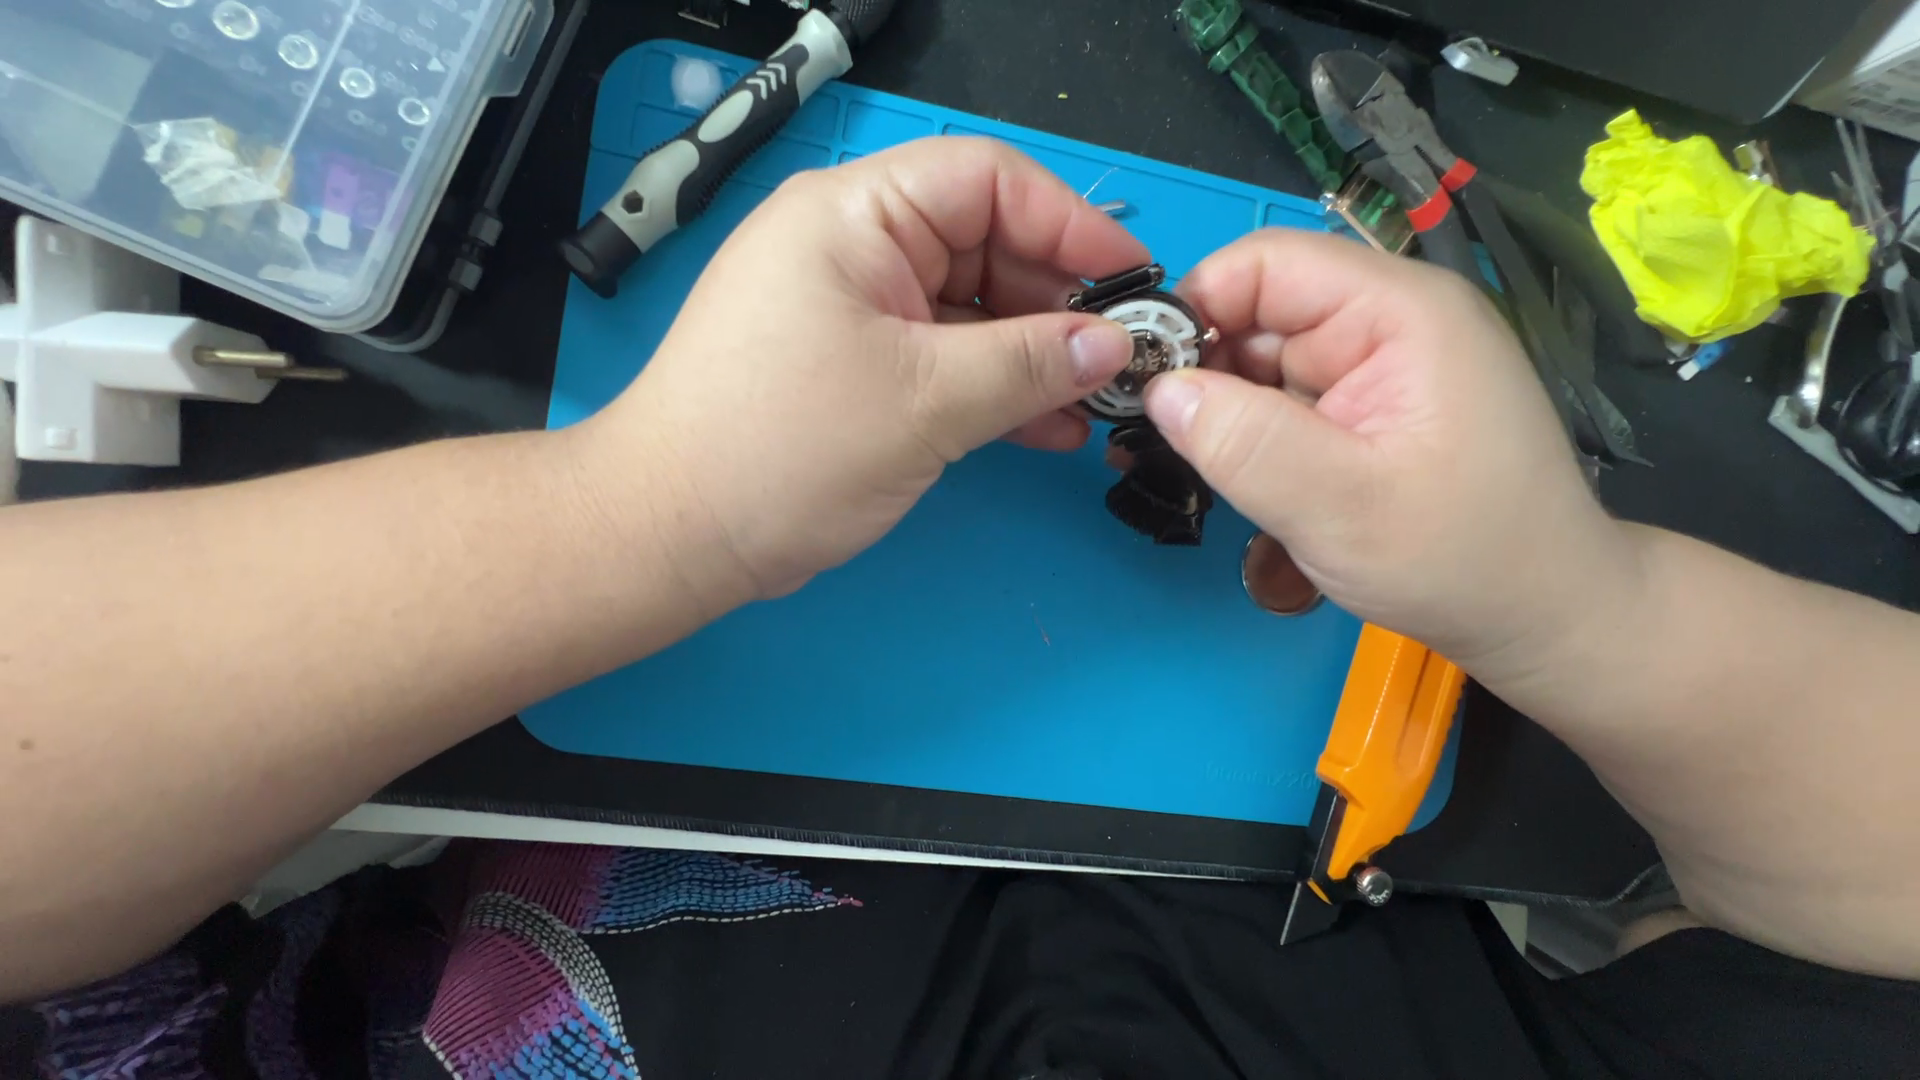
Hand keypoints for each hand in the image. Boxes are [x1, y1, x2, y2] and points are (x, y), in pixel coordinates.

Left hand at [579, 137, 1144, 603]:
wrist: (680, 534)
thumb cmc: (786, 449)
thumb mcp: (924, 401)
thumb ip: (1029, 365)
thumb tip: (1111, 344)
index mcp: (857, 216)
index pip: (987, 181)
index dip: (1070, 225)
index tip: (1133, 281)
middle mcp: (858, 250)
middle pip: (986, 249)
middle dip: (1058, 306)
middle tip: (1119, 360)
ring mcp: (861, 314)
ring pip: (974, 315)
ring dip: (1035, 359)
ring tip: (1094, 403)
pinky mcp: (864, 371)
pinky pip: (948, 363)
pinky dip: (997, 392)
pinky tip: (1049, 428)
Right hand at [1143, 229, 1638, 675]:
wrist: (1533, 616)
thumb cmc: (1455, 557)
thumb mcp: (1339, 505)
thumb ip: (1242, 442)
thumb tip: (1157, 389)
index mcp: (1394, 312)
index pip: (1266, 264)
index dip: (1195, 307)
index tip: (1145, 375)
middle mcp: (1379, 324)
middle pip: (1255, 312)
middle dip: (1197, 365)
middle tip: (1149, 432)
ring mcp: (1367, 369)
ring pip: (1256, 361)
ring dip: (1213, 406)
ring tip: (1181, 457)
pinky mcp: (1355, 410)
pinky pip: (1274, 400)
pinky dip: (1237, 430)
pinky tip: (1215, 466)